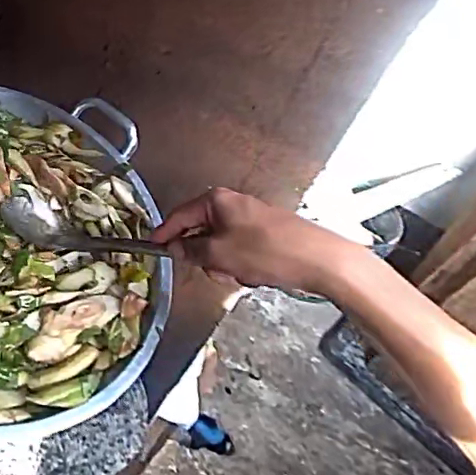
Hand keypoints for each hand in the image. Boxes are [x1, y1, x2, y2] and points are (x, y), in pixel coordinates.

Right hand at [150, 187, 368, 295]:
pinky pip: (240, 248)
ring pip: (220, 243)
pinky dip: (242, 263)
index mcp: (216, 200)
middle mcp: (232, 203)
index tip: (152, 247)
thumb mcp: (219, 254)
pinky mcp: (267, 232)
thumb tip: (176, 247)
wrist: (323, 261)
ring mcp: (250, 217)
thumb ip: (191, 250)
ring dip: (224, 262)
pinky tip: (258, 273)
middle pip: (200, 230)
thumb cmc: (267, 252)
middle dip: (204, 254)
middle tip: (216, 270)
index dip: (165, 233)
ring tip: (243, 274)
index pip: (179, 215)